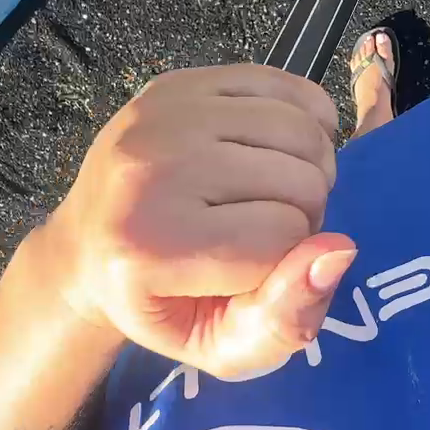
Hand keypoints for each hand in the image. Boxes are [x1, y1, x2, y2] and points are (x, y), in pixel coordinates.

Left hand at [23, 64, 356, 378]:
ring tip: (276, 192)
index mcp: (151, 245)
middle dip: (305, 213)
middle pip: (299, 180)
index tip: (254, 271)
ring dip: (310, 168)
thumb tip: (340, 249)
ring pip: (301, 131)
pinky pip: (287, 87)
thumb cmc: (162, 304)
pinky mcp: (178, 82)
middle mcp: (150, 168)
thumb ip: (285, 318)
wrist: (89, 246)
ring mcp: (162, 114)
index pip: (284, 238)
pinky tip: (284, 149)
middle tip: (269, 230)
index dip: (290, 261)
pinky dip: (308, 120)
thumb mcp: (220, 346)